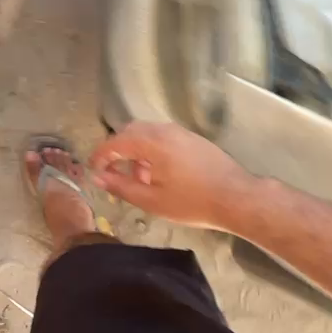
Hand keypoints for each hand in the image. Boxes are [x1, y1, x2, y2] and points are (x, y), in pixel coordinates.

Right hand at [89, 122, 259, 230]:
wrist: (237, 198)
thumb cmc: (192, 202)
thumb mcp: (151, 200)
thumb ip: (121, 186)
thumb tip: (98, 177)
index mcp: (152, 142)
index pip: (115, 142)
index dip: (100, 155)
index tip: (93, 170)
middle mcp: (165, 130)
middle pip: (131, 132)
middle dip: (118, 152)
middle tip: (114, 174)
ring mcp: (181, 132)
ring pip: (148, 134)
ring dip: (137, 153)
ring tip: (141, 180)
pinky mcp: (193, 139)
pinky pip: (163, 138)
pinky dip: (153, 152)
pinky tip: (161, 176)